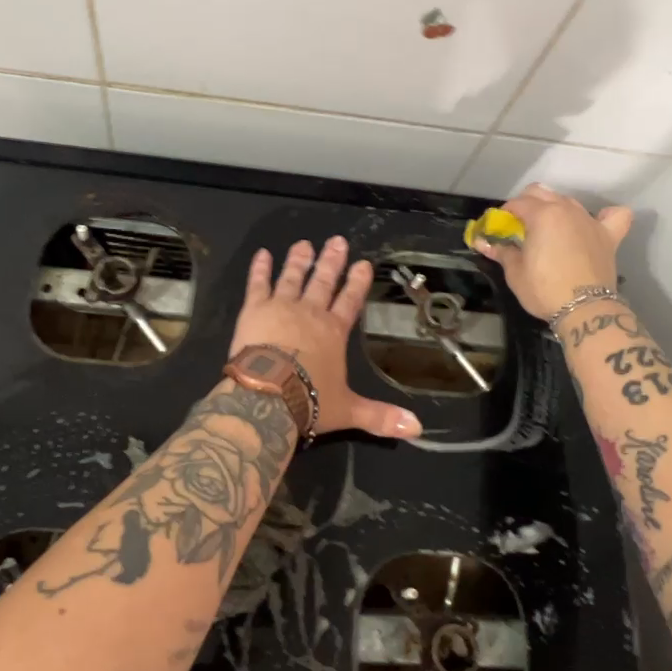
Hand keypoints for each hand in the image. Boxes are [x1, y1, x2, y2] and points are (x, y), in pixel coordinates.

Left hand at [230, 237, 422, 439]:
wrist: (267, 395)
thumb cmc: (309, 401)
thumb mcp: (349, 410)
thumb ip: (380, 416)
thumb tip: (417, 429)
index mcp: (334, 332)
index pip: (350, 301)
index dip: (357, 282)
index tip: (364, 264)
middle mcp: (311, 313)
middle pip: (323, 282)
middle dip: (332, 262)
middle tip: (337, 241)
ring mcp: (282, 307)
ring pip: (293, 278)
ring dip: (299, 260)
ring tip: (304, 244)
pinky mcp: (254, 309)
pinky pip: (257, 284)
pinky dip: (260, 268)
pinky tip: (262, 254)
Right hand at [470, 184, 634, 318]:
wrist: (585, 310)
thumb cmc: (544, 290)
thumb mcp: (515, 272)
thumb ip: (501, 252)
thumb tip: (484, 244)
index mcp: (541, 215)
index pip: (517, 203)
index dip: (504, 214)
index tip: (499, 228)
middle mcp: (566, 209)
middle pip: (542, 193)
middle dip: (526, 204)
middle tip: (519, 226)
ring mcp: (590, 220)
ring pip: (569, 201)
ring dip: (555, 208)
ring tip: (549, 228)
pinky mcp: (609, 235)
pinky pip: (614, 215)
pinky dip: (605, 215)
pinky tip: (595, 223)